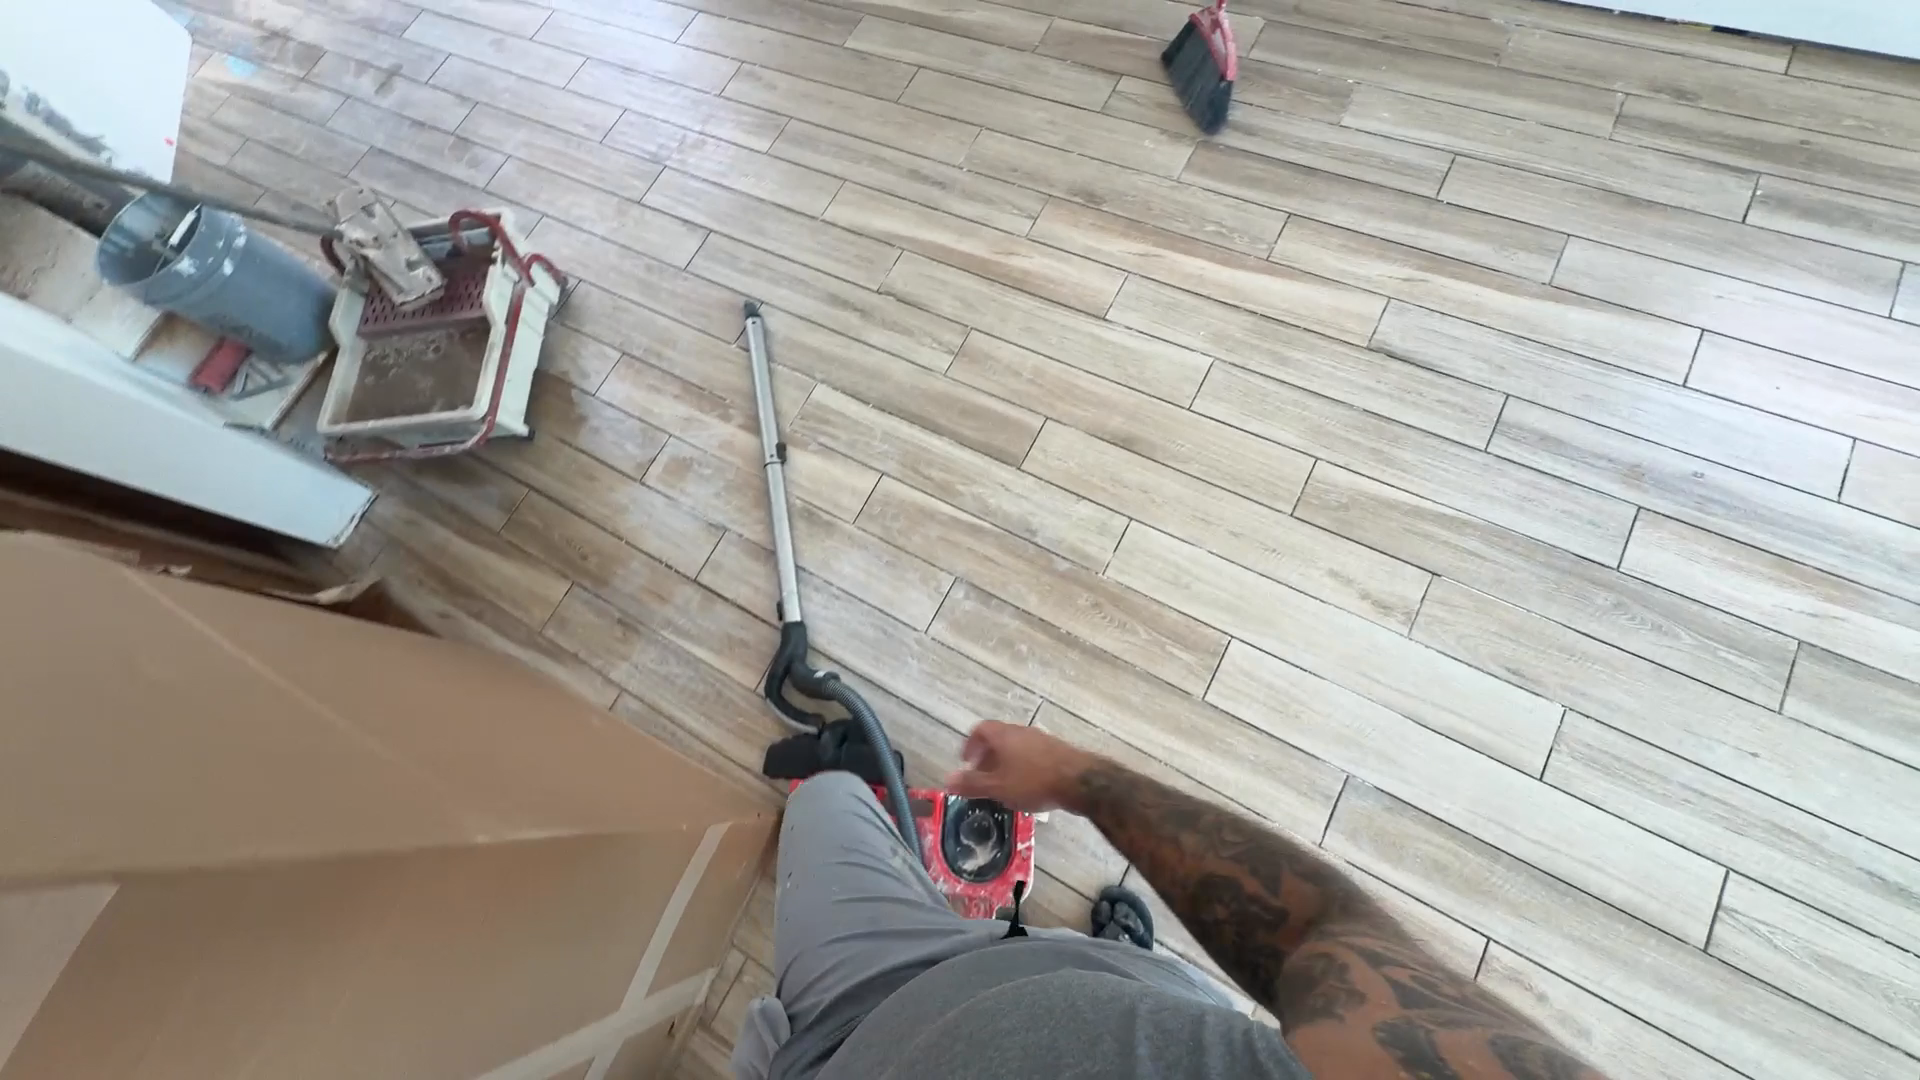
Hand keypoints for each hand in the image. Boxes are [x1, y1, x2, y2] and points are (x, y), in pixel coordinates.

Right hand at [944, 721, 1099, 812]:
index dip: (970, 745)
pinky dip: (1022, 766)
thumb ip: (972, 783)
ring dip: (1005, 763)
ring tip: (1003, 785)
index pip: (980, 730)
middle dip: (987, 757)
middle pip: (998, 738)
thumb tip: (947, 779)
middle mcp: (1021, 732)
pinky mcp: (1056, 750)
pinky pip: (1031, 755)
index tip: (966, 763)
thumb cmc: (1033, 781)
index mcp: (1003, 735)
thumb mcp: (998, 787)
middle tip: (982, 778)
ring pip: (1015, 747)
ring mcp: (1041, 739)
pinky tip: (1027, 787)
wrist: (1080, 781)